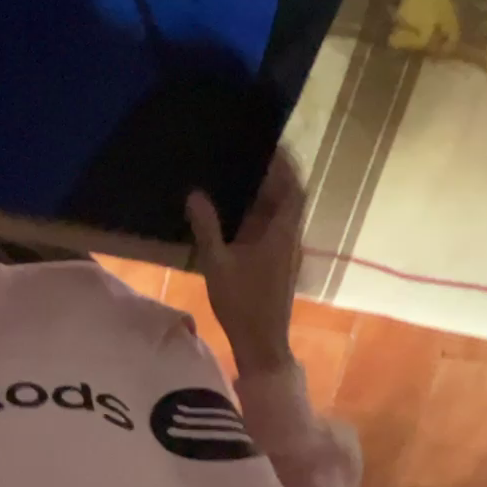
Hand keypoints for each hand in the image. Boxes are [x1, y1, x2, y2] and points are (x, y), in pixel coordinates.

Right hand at [185, 152, 305, 375]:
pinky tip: (239, 213)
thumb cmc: (242, 302)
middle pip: (289, 198)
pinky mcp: (279, 263)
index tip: (274, 145)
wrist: (262, 342)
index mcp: (281, 233)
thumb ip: (207, 227)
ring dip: (269, 195)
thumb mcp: (217, 262)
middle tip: (252, 156)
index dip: (286, 166)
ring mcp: (286, 252)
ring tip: (243, 176)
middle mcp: (290, 238)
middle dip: (276, 175)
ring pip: (282, 214)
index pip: (292, 189)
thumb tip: (194, 193)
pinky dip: (262, 213)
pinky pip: (274, 228)